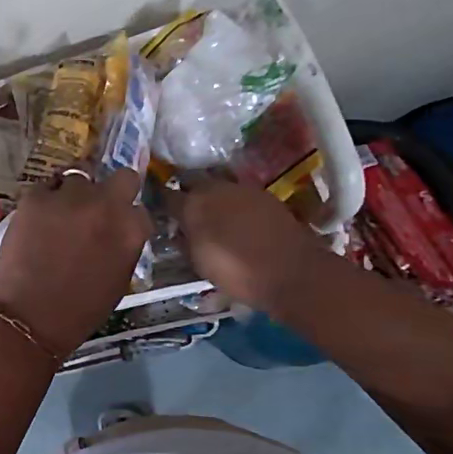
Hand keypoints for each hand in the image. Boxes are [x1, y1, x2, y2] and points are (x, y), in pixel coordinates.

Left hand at [0, 169, 152, 353]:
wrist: (30, 316)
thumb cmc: (80, 310)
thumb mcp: (118, 279)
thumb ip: (124, 246)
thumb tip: (118, 232)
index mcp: (131, 230)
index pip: (139, 208)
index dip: (126, 215)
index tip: (115, 224)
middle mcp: (106, 205)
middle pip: (120, 177)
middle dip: (111, 188)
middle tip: (95, 206)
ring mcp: (70, 197)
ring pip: (78, 178)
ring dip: (73, 193)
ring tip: (59, 214)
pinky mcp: (35, 197)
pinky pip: (45, 187)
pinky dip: (43, 200)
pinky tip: (36, 219)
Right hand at [172, 176, 324, 310]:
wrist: (292, 271)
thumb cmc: (236, 272)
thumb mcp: (198, 263)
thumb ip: (185, 241)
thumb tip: (179, 231)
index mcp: (192, 205)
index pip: (167, 196)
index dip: (162, 204)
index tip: (161, 213)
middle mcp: (215, 189)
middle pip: (192, 181)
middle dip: (186, 192)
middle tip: (185, 210)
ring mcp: (242, 189)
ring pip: (217, 184)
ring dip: (211, 195)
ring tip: (211, 213)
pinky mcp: (264, 194)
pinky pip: (238, 193)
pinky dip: (232, 202)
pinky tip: (235, 218)